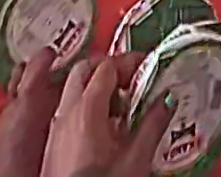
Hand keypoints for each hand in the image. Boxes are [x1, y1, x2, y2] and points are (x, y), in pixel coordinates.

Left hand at [40, 53, 171, 176]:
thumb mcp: (137, 159)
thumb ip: (154, 122)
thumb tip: (168, 98)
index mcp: (87, 109)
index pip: (108, 65)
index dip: (130, 62)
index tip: (149, 67)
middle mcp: (66, 113)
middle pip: (85, 70)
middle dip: (109, 68)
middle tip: (133, 79)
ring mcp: (56, 131)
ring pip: (73, 90)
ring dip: (96, 88)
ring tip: (122, 106)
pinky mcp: (52, 149)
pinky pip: (68, 112)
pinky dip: (86, 108)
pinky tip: (104, 131)